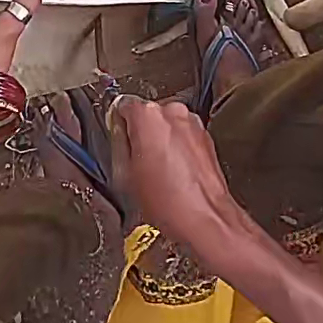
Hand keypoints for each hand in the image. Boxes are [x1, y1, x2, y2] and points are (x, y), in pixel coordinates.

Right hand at [109, 97, 254, 256]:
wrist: (205, 216)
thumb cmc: (169, 201)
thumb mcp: (126, 175)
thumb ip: (119, 145)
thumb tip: (119, 135)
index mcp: (148, 115)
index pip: (123, 105)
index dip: (117, 123)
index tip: (117, 137)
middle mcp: (173, 112)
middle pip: (147, 115)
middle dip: (141, 133)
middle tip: (137, 161)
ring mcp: (192, 122)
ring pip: (167, 125)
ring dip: (161, 140)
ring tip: (158, 171)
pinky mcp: (206, 136)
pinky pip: (183, 135)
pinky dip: (178, 147)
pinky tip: (175, 172)